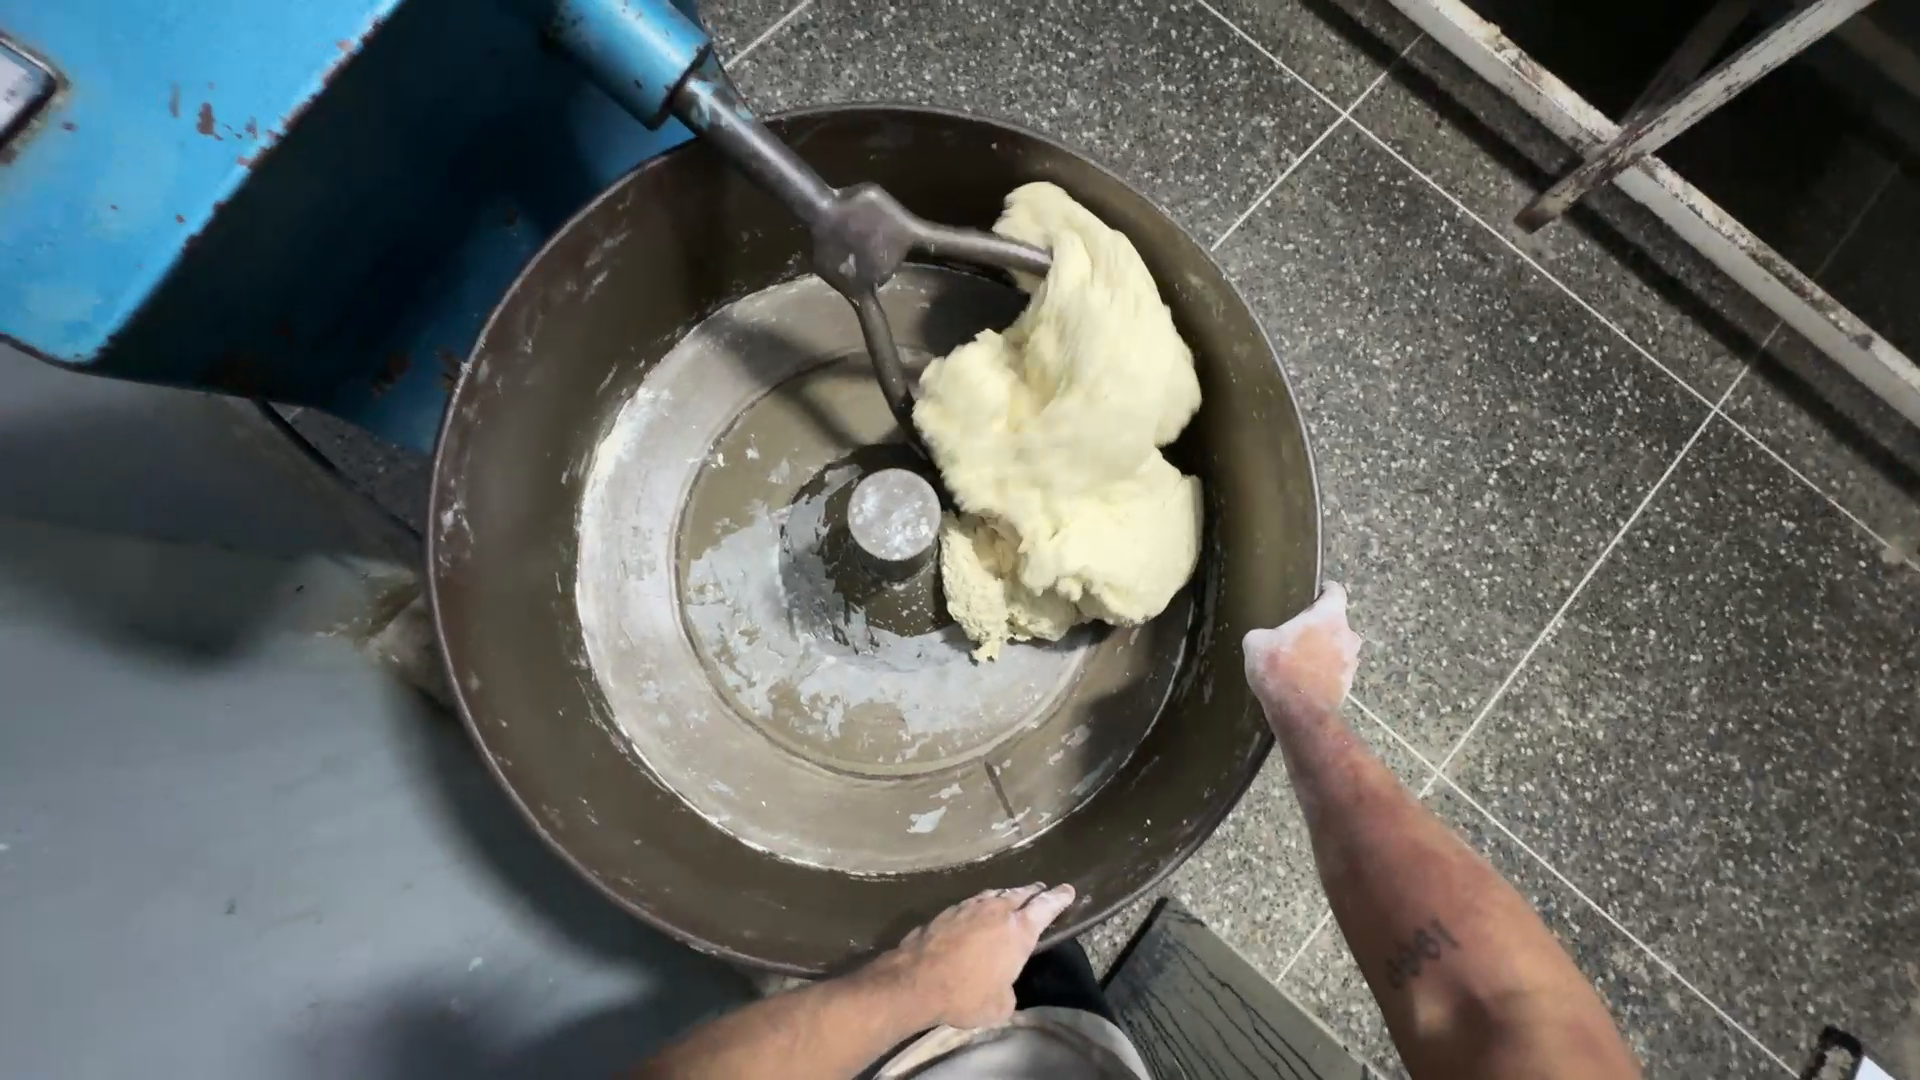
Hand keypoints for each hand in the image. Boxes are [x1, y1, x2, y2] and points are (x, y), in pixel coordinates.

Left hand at [861, 883, 1074, 1029]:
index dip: (1059, 898)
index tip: (1068, 889)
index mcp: (1019, 931)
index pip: (1046, 908)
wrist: (919, 978)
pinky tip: (979, 911)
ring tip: (1013, 897)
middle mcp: (998, 910)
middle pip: (1022, 893)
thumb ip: (1009, 991)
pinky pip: (975, 901)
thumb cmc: (966, 994)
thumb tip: (1005, 987)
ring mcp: (972, 905)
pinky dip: (983, 904)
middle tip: (1042, 890)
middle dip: (1034, 892)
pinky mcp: (950, 909)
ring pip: (997, 894)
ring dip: (1008, 895)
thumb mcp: (1000, 1006)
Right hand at [1243, 582, 1362, 728]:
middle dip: (1320, 625)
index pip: (1336, 592)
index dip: (1326, 589)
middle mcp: (1347, 635)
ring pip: (1338, 646)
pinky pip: (1336, 668)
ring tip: (1301, 657)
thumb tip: (1265, 637)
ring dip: (1324, 648)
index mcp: (1329, 617)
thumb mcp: (1255, 642)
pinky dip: (1324, 669)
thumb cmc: (1279, 668)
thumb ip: (1264, 632)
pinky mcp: (1349, 683)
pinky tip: (1304, 677)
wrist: (1299, 711)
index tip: (1317, 591)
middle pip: (1337, 622)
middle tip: (1298, 631)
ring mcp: (1351, 661)